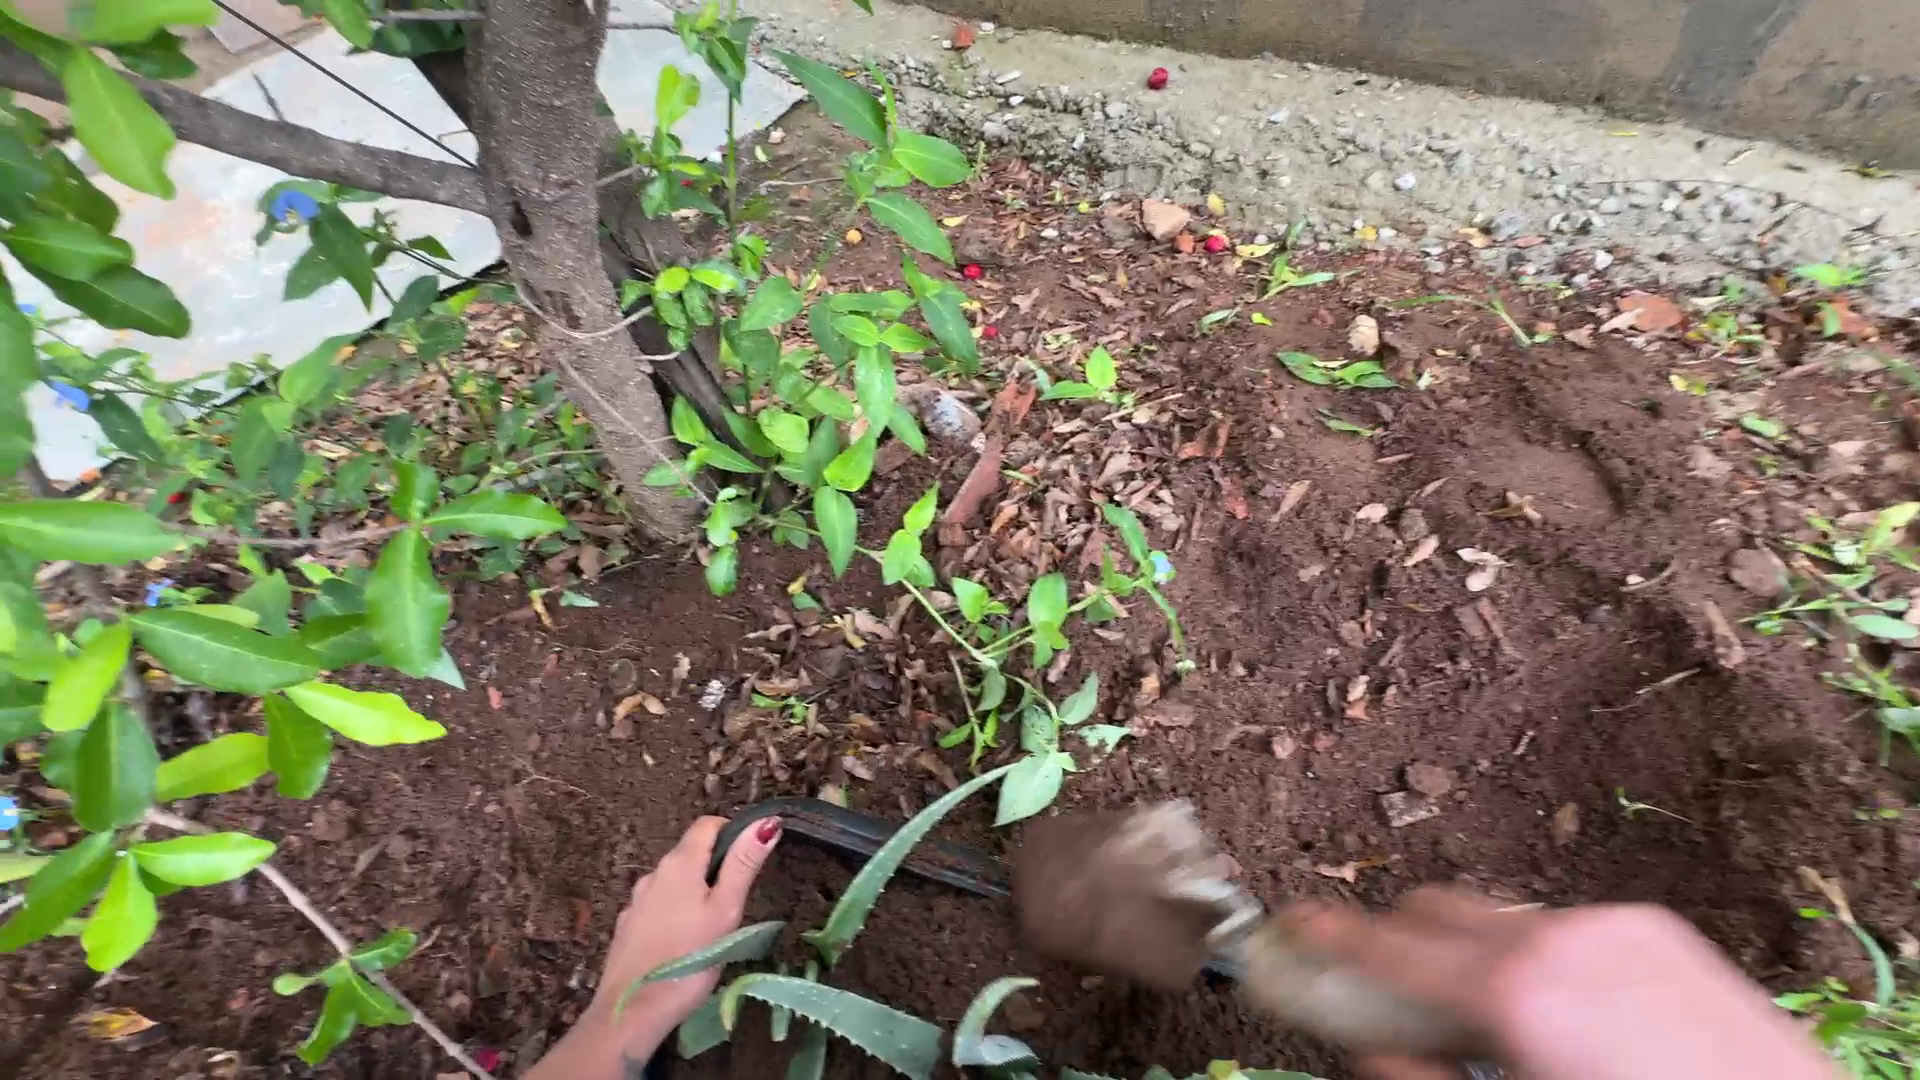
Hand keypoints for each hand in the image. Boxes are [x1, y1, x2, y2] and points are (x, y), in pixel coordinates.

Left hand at [541, 815, 780, 1075]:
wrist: (630, 1017)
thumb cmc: (688, 960)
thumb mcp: (726, 910)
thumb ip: (744, 863)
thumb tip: (766, 820)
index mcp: (680, 863)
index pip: (707, 824)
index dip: (732, 831)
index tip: (748, 858)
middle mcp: (654, 874)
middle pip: (690, 852)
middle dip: (714, 866)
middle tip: (735, 899)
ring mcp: (636, 902)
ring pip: (673, 881)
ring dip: (693, 890)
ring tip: (710, 925)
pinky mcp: (626, 929)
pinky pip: (656, 907)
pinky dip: (673, 912)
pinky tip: (681, 942)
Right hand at [1281, 887, 1837, 1079]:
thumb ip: (1425, 1077)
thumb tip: (1370, 1046)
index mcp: (1515, 991)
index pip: (1386, 944)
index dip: (1326, 932)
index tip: (1290, 924)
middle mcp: (1549, 935)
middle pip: (1427, 907)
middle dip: (1401, 941)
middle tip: (1404, 995)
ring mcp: (1603, 922)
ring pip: (1488, 912)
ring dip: (1469, 949)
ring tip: (1503, 1015)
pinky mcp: (1648, 924)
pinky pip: (1551, 921)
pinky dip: (1531, 952)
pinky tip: (1570, 1011)